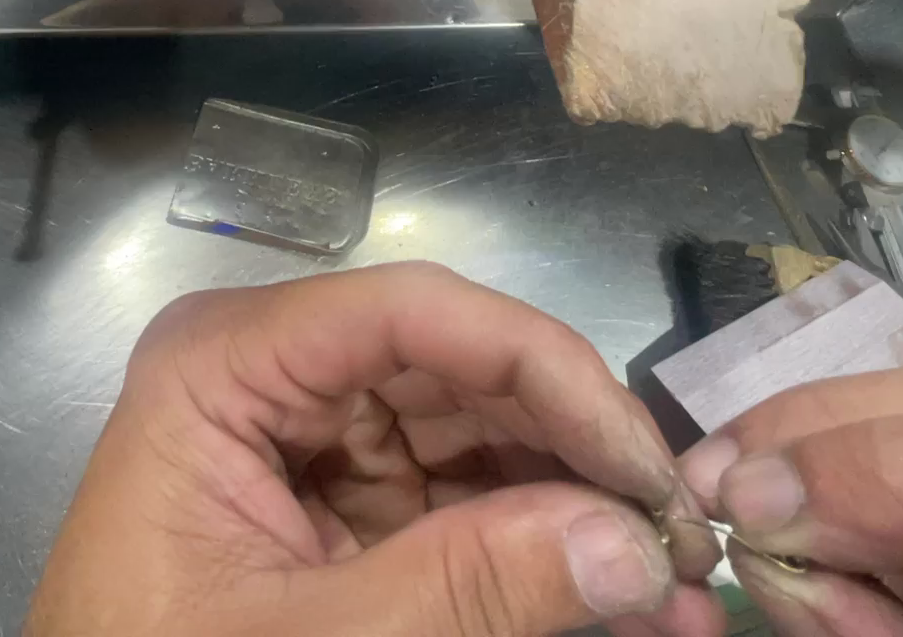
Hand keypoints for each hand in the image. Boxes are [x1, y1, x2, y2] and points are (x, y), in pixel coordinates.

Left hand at [26, 263, 723, 636]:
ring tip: (663, 569)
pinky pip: (453, 474)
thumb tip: (636, 549)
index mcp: (226, 358)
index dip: (539, 365)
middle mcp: (274, 362)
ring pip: (468, 415)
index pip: (406, 311)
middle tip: (676, 528)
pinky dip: (528, 522)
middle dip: (567, 437)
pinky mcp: (342, 473)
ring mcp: (312, 415)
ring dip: (566, 486)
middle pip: (450, 357)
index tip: (640, 459)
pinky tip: (601, 571)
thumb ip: (466, 591)